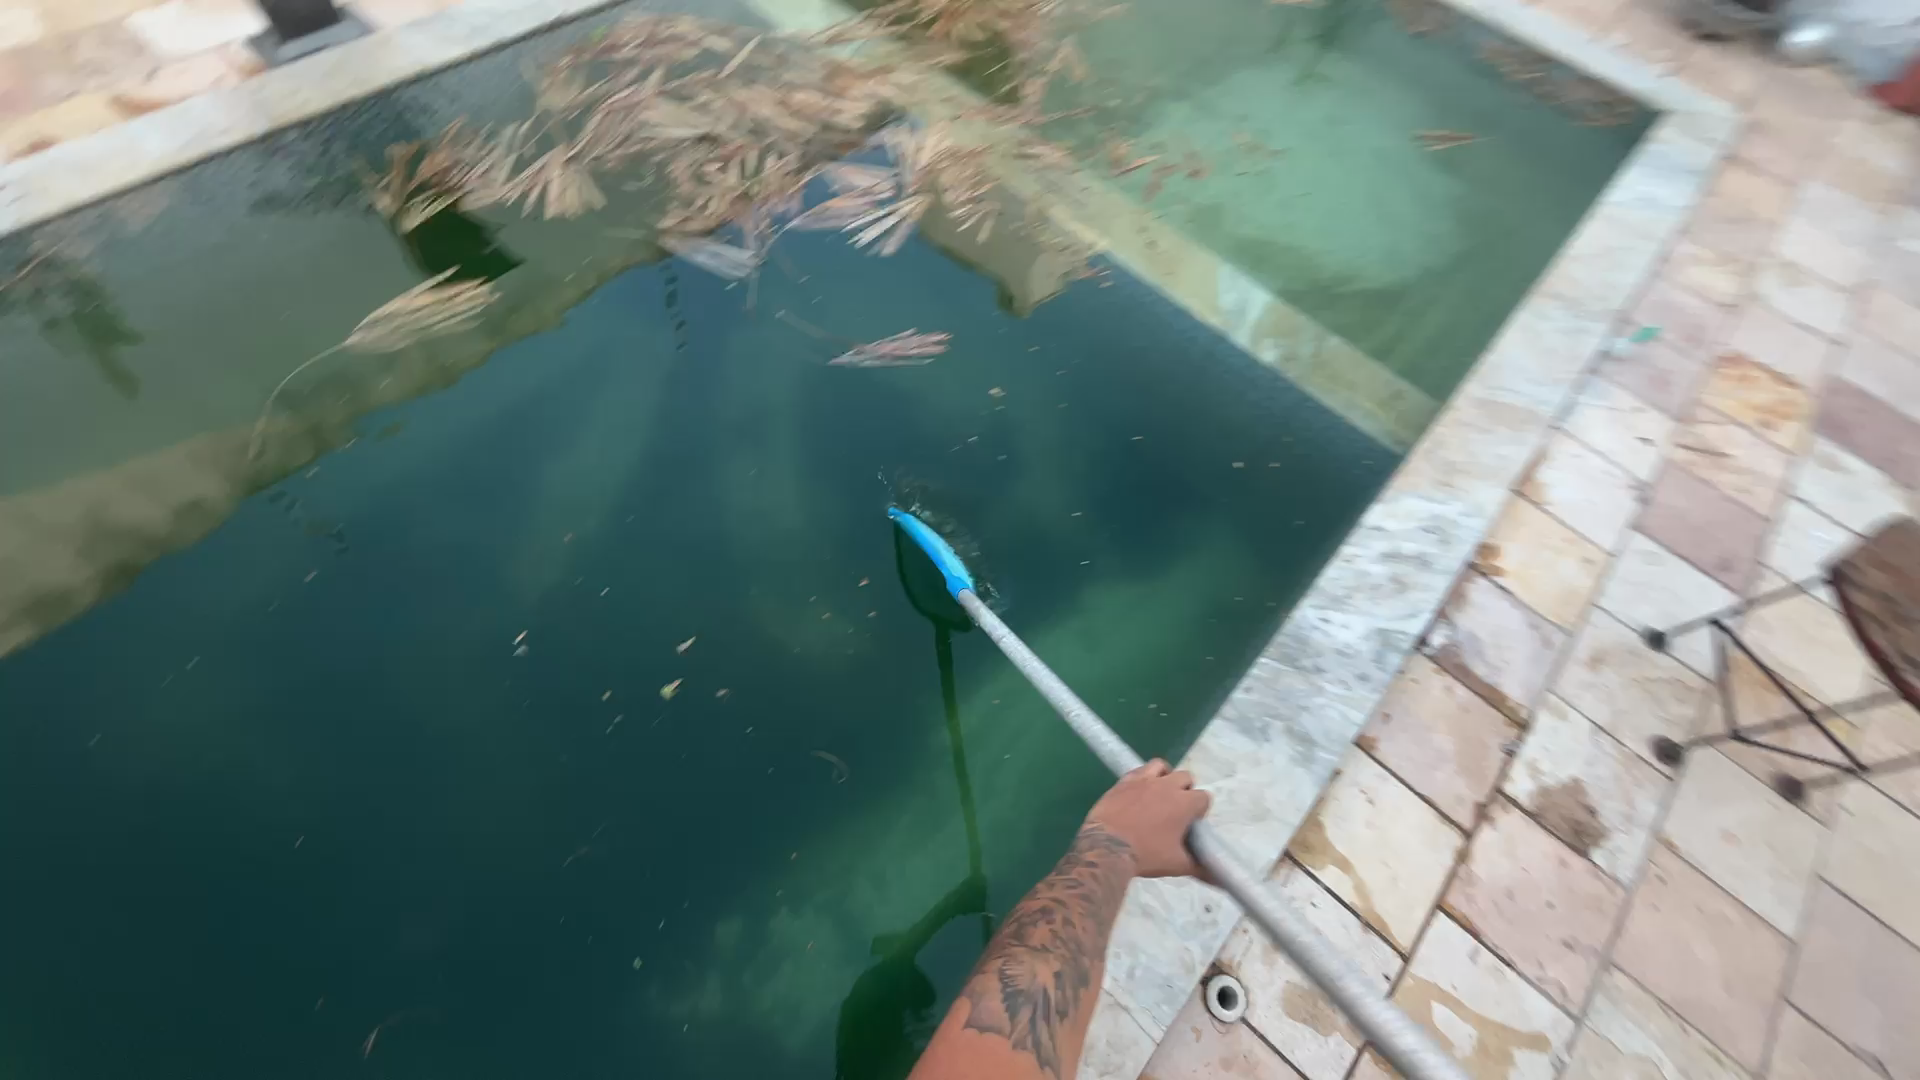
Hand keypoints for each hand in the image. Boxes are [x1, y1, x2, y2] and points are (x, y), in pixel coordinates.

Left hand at [1082, 760, 1209, 878]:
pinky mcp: (1125, 779)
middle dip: (1185, 790)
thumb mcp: (1177, 864)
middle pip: (1186, 777)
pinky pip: (1139, 769)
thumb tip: (1216, 878)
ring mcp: (1144, 779)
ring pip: (1162, 766)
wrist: (1107, 846)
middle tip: (1176, 810)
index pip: (1204, 797)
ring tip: (1160, 793)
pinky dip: (1144, 776)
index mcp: (1184, 803)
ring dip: (1165, 776)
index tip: (1191, 823)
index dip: (1199, 810)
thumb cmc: (1146, 855)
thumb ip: (1200, 867)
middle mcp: (1167, 785)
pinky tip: (1140, 790)